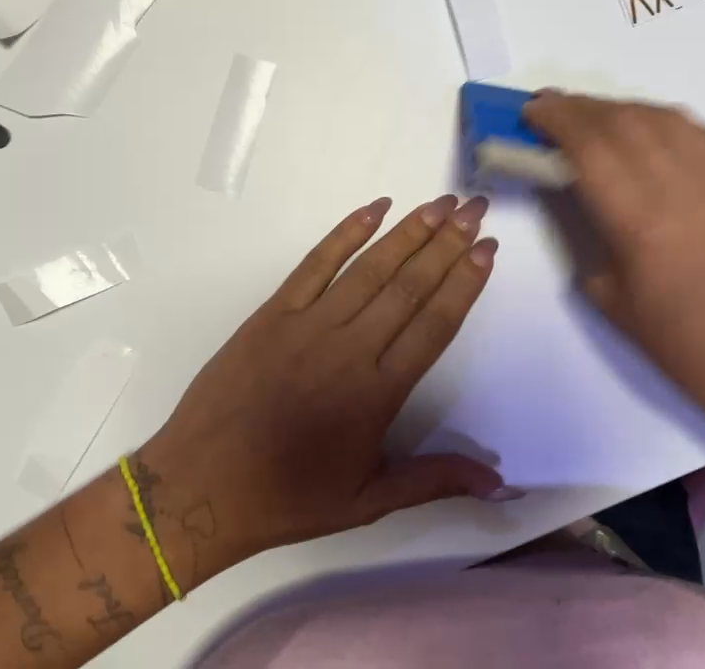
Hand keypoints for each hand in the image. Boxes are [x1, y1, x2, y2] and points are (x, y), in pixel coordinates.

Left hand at [134, 195, 510, 585]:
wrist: (202, 486)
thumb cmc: (289, 497)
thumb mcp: (367, 501)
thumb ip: (435, 480)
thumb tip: (502, 483)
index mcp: (378, 393)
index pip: (435, 324)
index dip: (466, 283)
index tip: (489, 249)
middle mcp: (350, 348)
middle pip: (409, 285)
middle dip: (448, 243)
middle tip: (477, 207)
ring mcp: (308, 324)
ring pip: (369, 267)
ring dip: (409, 231)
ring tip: (441, 203)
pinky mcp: (272, 313)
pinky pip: (315, 263)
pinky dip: (345, 232)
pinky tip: (373, 208)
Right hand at [524, 91, 704, 443]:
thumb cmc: (673, 338)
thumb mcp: (605, 289)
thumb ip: (586, 224)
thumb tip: (572, 176)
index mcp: (644, 226)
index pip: (591, 147)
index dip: (558, 119)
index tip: (534, 109)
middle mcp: (691, 193)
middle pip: (627, 122)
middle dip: (584, 107)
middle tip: (559, 105)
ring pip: (672, 119)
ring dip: (628, 110)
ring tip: (604, 116)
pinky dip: (675, 128)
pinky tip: (658, 137)